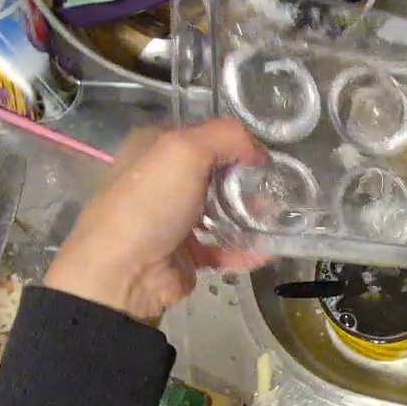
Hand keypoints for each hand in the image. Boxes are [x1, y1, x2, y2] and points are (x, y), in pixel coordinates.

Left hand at [43, 119, 268, 323]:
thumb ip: (226, 138)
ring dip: (250, 217)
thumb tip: (261, 152)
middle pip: (215, 175)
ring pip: (221, 213)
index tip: (266, 156)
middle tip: (278, 190)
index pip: (201, 136)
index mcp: (155, 148)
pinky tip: (269, 251)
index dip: (234, 142)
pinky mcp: (188, 253)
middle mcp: (164, 181)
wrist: (127, 270)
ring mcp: (176, 219)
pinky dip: (246, 251)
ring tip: (279, 220)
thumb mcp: (185, 150)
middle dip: (247, 182)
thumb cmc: (152, 202)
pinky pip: (224, 249)